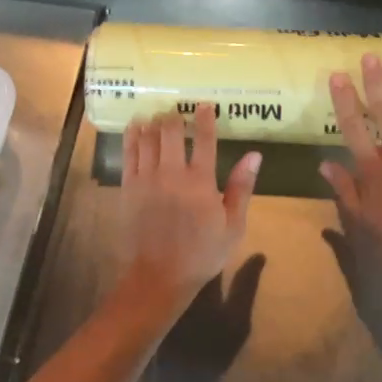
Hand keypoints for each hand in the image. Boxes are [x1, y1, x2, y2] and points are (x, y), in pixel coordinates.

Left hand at [119, 104, 261, 310]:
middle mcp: (171, 173)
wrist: (159, 276)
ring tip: (158, 116)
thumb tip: (254, 155)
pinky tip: (136, 126)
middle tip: (178, 111)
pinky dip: (133, 135)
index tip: (205, 105)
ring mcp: (146, 178)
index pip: (204, 139)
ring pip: (147, 136)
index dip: (205, 118)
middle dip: (175, 116)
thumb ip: (241, 187)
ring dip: (154, 122)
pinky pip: (129, 152)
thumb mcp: (232, 225)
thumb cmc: (202, 253)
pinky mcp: (128, 186)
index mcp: (200, 182)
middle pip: (170, 130)